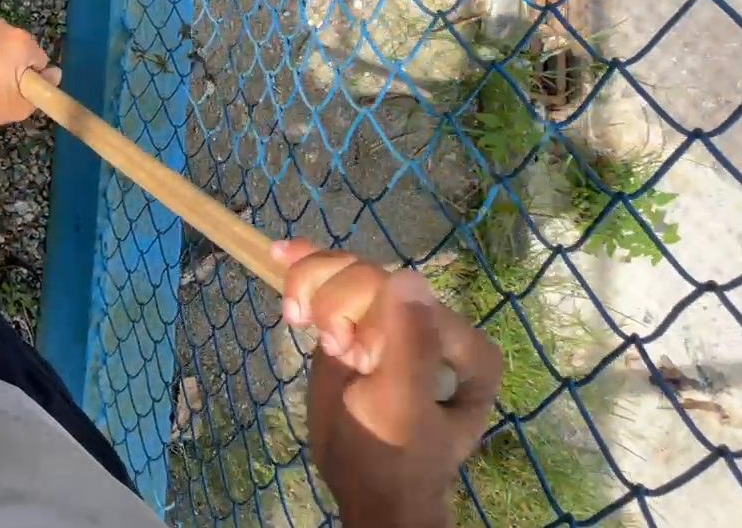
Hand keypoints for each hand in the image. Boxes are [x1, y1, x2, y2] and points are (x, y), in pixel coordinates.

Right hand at [275, 240, 502, 527]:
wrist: (364, 486)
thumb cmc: (389, 456)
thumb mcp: (399, 405)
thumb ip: (408, 344)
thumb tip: (409, 276)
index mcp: (463, 345)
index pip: (399, 292)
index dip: (359, 312)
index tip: (342, 352)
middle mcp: (432, 323)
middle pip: (366, 275)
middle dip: (330, 302)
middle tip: (330, 348)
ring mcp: (389, 318)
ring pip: (342, 269)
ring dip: (307, 285)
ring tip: (298, 321)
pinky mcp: (355, 319)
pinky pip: (328, 276)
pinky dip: (301, 267)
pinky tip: (279, 256)